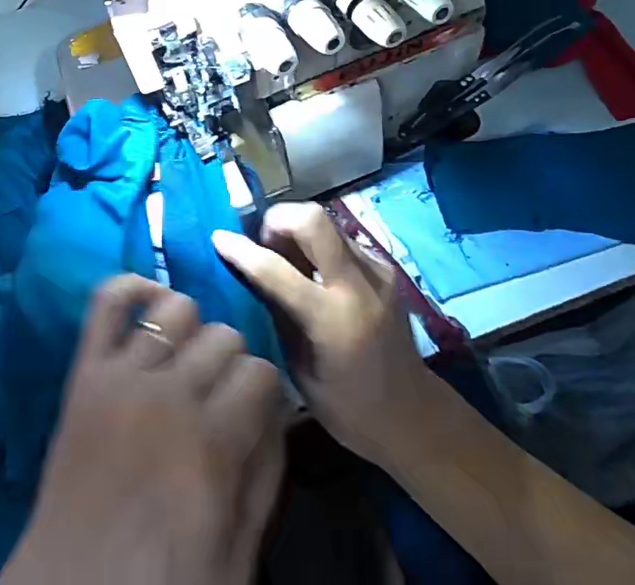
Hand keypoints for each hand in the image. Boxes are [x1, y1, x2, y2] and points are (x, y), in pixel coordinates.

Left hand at [0, 274, 285, 584]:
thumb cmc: (162, 579)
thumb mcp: (239, 549)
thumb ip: (267, 472)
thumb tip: (277, 410)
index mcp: (212, 439)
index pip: (261, 371)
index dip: (263, 393)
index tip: (252, 414)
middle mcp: (169, 391)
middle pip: (224, 334)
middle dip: (230, 364)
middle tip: (217, 397)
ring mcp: (121, 374)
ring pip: (177, 307)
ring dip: (190, 331)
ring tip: (184, 363)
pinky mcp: (84, 371)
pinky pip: (107, 300)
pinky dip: (131, 288)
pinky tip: (149, 302)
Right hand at [212, 203, 438, 464]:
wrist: (415, 416)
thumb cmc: (350, 409)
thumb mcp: (299, 371)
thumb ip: (278, 317)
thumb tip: (249, 278)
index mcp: (333, 319)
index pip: (277, 269)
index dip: (241, 250)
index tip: (219, 237)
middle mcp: (359, 285)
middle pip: (314, 219)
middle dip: (279, 220)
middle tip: (263, 243)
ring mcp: (378, 270)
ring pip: (328, 223)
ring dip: (298, 231)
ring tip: (285, 258)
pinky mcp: (386, 267)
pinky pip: (341, 239)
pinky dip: (318, 245)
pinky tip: (313, 272)